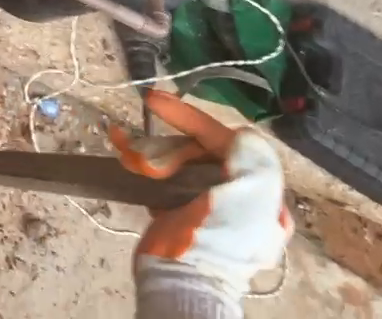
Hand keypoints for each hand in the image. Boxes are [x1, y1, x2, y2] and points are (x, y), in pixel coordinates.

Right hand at [112, 90, 292, 297]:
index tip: (153, 101)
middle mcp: (237, 196)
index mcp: (261, 195)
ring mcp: (204, 203)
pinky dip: (139, 159)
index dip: (192, 119)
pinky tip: (121, 150)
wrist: (179, 280)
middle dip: (166, 146)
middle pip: (197, 149)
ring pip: (174, 159)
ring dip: (147, 152)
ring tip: (126, 156)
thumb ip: (252, 162)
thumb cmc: (213, 240)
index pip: (228, 142)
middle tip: (141, 156)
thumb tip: (240, 133)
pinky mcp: (175, 207)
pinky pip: (159, 173)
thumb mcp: (246, 199)